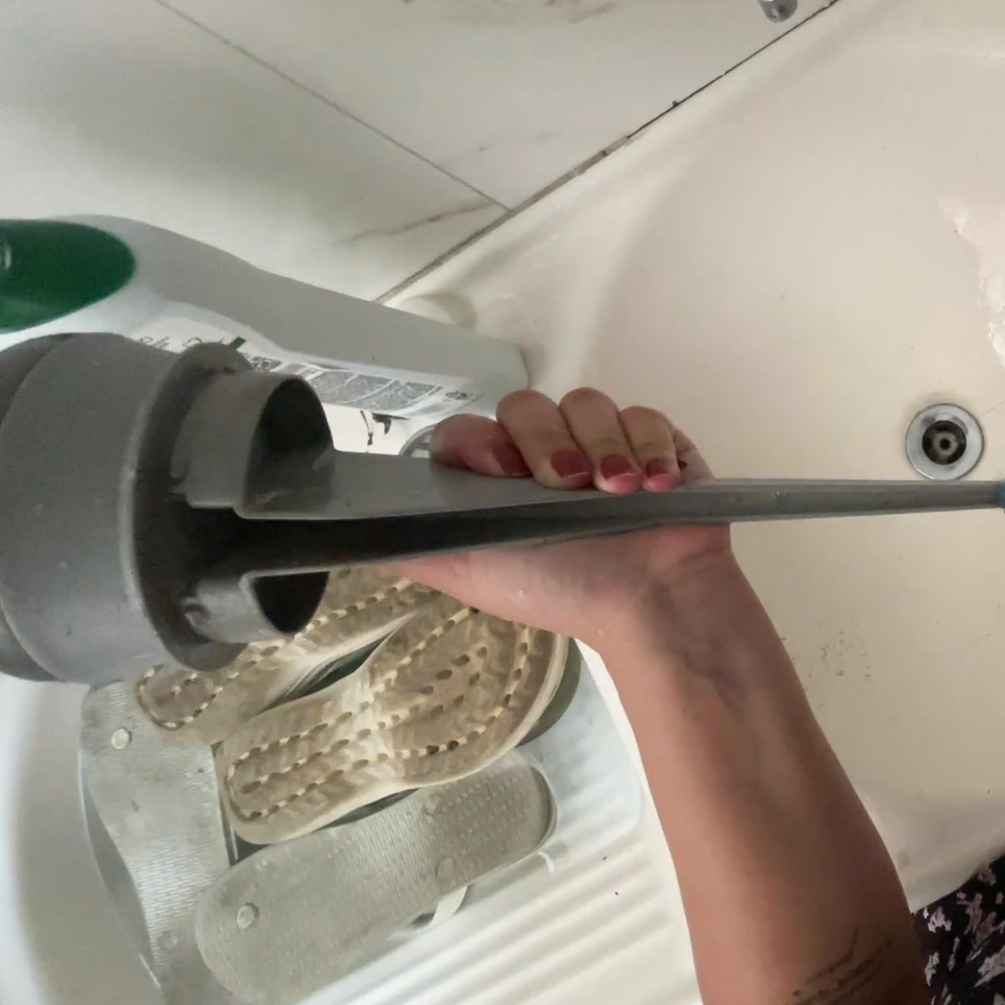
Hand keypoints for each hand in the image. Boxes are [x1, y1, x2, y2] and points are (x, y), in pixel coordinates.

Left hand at [394, 388, 737, 640]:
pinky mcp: (658, 444)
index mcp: (502, 484)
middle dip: (552, 443)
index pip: (474, 429)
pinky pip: (645, 416)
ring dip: (607, 449)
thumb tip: (346, 524)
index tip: (508, 476)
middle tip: (571, 485)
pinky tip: (658, 485)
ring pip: (589, 404)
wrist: (653, 601)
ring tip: (624, 492)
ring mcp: (606, 447)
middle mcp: (549, 457)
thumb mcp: (473, 573)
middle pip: (531, 405)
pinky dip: (652, 448)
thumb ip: (414, 544)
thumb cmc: (565, 590)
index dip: (488, 442)